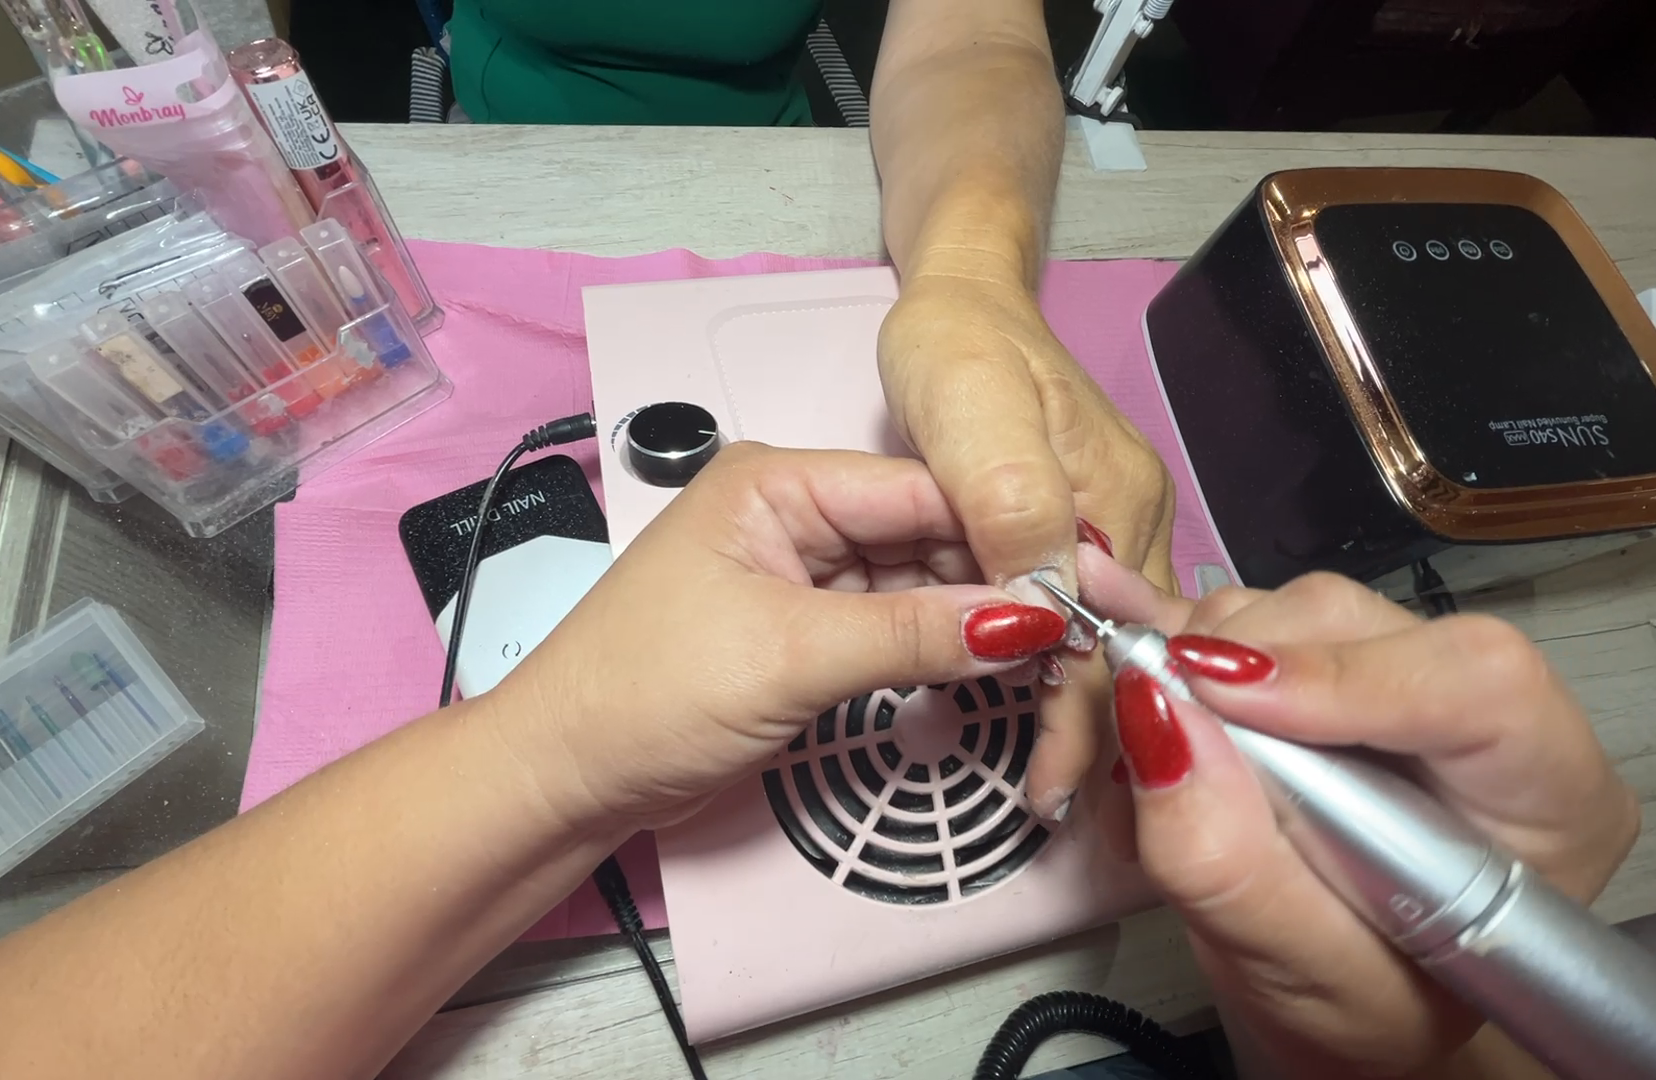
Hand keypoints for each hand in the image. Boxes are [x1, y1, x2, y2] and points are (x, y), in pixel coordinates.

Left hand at [492, 443, 1071, 832]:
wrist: (569, 774)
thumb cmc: (649, 692)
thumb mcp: (789, 655)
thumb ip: (913, 632)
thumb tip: (1032, 617)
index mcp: (779, 481)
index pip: (920, 491)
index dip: (1005, 536)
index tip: (1087, 579)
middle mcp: (797, 511)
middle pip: (925, 533)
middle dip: (998, 580)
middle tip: (1087, 623)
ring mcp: (804, 569)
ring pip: (915, 580)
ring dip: (975, 616)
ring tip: (1057, 648)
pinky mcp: (807, 622)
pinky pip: (892, 621)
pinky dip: (939, 644)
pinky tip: (994, 662)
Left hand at [878, 271, 1175, 817]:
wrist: (960, 289)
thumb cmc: (951, 340)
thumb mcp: (964, 407)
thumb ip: (1003, 503)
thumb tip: (1045, 607)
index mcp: (1099, 490)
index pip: (1096, 620)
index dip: (1075, 702)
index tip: (1054, 781)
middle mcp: (1116, 508)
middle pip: (1104, 634)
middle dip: (1078, 718)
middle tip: (1047, 799)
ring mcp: (1091, 512)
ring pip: (1082, 624)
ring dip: (1058, 695)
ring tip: (1039, 774)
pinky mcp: (1056, 515)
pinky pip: (1055, 598)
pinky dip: (1034, 649)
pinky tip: (1014, 686)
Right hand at [1077, 556, 1639, 1077]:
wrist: (1326, 984)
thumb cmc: (1352, 998)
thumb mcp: (1298, 967)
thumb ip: (1223, 858)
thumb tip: (1154, 713)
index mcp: (1538, 792)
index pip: (1471, 681)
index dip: (1335, 674)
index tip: (1215, 692)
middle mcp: (1456, 704)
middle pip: (1343, 622)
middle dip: (1228, 662)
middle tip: (1152, 720)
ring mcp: (1370, 664)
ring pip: (1268, 608)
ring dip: (1183, 656)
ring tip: (1146, 743)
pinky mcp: (1295, 655)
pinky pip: (1216, 610)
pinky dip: (1152, 621)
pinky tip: (1115, 620)